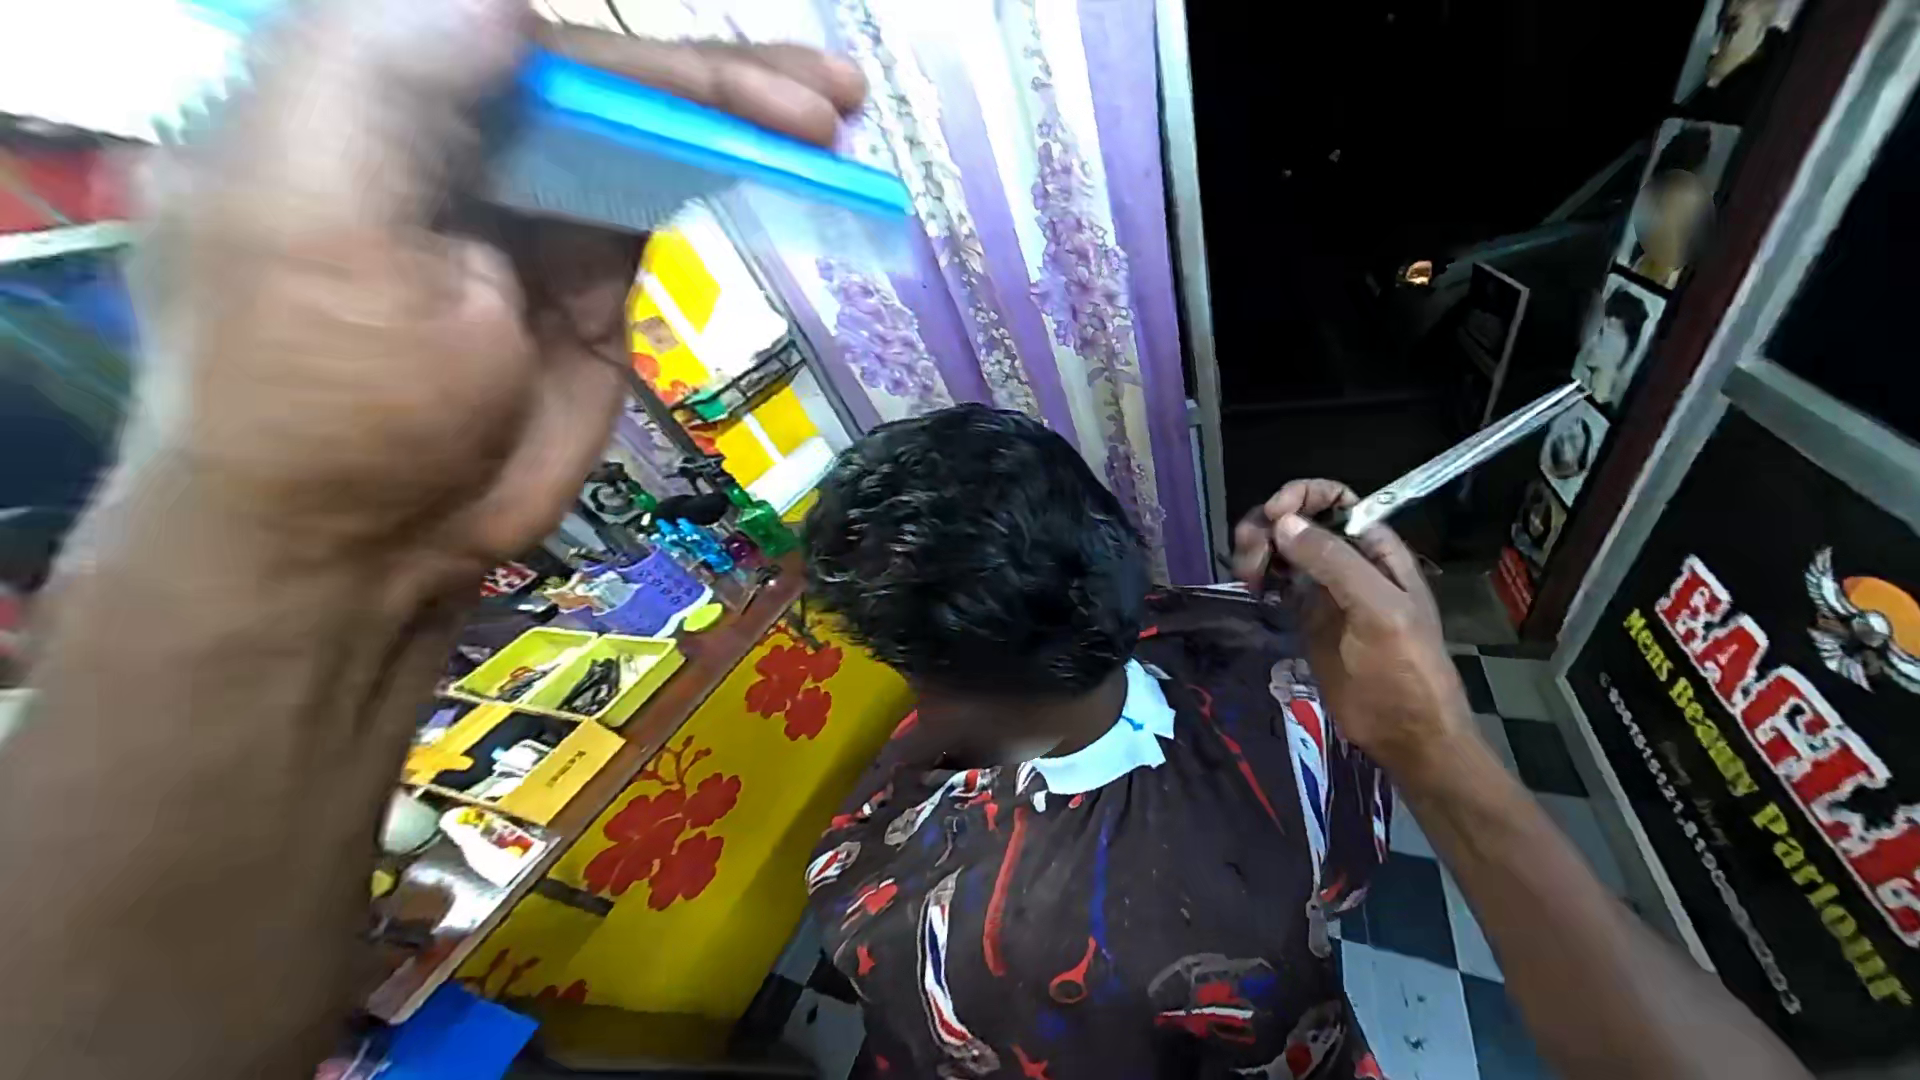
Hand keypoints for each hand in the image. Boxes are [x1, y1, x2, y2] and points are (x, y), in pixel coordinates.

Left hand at [125, 0, 863, 590]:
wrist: (373, 540)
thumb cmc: (324, 394)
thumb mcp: (313, 222)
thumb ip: (388, 79)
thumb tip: (519, 3)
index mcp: (393, 105)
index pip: (559, 59)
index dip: (678, 71)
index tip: (781, 93)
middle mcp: (479, 154)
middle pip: (625, 101)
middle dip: (735, 93)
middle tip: (840, 101)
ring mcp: (549, 235)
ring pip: (655, 163)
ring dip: (740, 144)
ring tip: (830, 140)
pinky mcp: (595, 303)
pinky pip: (662, 233)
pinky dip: (719, 208)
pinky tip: (771, 192)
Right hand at [1235, 481, 1475, 774]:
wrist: (1403, 732)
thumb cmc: (1404, 669)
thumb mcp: (1377, 610)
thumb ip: (1333, 563)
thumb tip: (1281, 523)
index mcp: (1375, 551)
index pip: (1336, 500)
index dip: (1302, 497)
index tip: (1273, 516)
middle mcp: (1347, 561)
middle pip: (1298, 521)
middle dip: (1268, 526)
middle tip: (1250, 554)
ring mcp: (1322, 588)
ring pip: (1280, 549)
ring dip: (1256, 550)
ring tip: (1247, 575)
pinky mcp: (1302, 613)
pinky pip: (1274, 579)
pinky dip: (1257, 575)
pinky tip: (1253, 589)